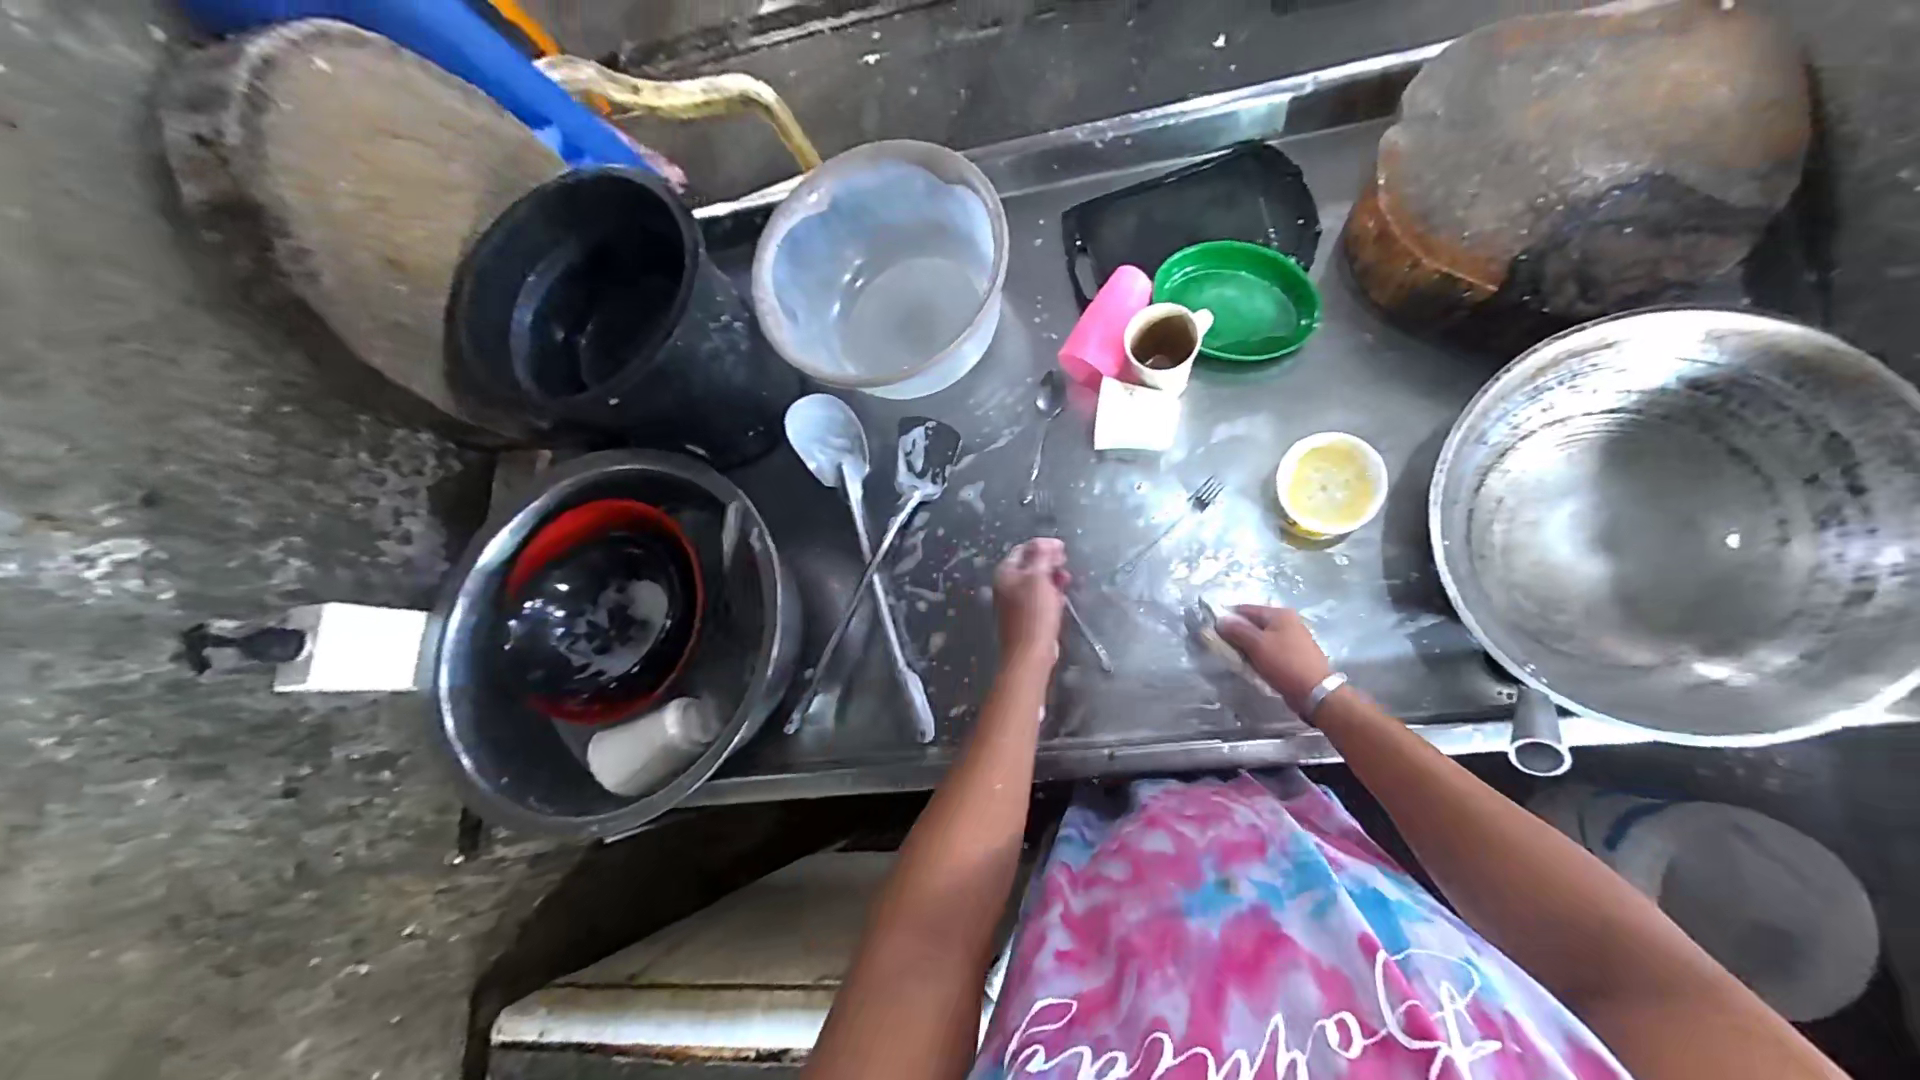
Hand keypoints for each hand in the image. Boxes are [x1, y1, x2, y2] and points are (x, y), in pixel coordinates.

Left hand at [993, 538, 1068, 666]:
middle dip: (1048, 562)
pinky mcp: (1024, 617)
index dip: (1043, 546)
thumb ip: (1041, 556)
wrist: (1030, 653)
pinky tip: (1060, 598)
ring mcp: (1013, 602)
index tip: (1063, 549)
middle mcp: (1006, 585)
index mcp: (1006, 572)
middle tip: (1065, 562)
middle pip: (1029, 566)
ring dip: (1051, 578)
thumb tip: (1044, 541)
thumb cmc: (1034, 612)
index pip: (1024, 549)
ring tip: (1066, 580)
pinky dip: (1049, 594)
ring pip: (1035, 583)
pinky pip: (1037, 599)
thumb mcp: (1039, 578)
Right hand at [1215, 605, 1334, 717]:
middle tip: (1224, 646)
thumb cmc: (1284, 663)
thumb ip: (1236, 630)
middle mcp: (1288, 621)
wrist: (1315, 691)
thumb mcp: (1256, 644)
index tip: (1214, 630)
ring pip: (1261, 637)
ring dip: (1248, 645)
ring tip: (1236, 656)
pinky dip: (1259, 654)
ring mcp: (1293, 638)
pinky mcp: (1294, 654)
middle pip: (1254, 623)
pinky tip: (1253, 663)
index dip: (1228, 618)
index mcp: (1279, 614)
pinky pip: (1270, 649)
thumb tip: (1220, 620)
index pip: (1245, 609)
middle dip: (1238, 633)